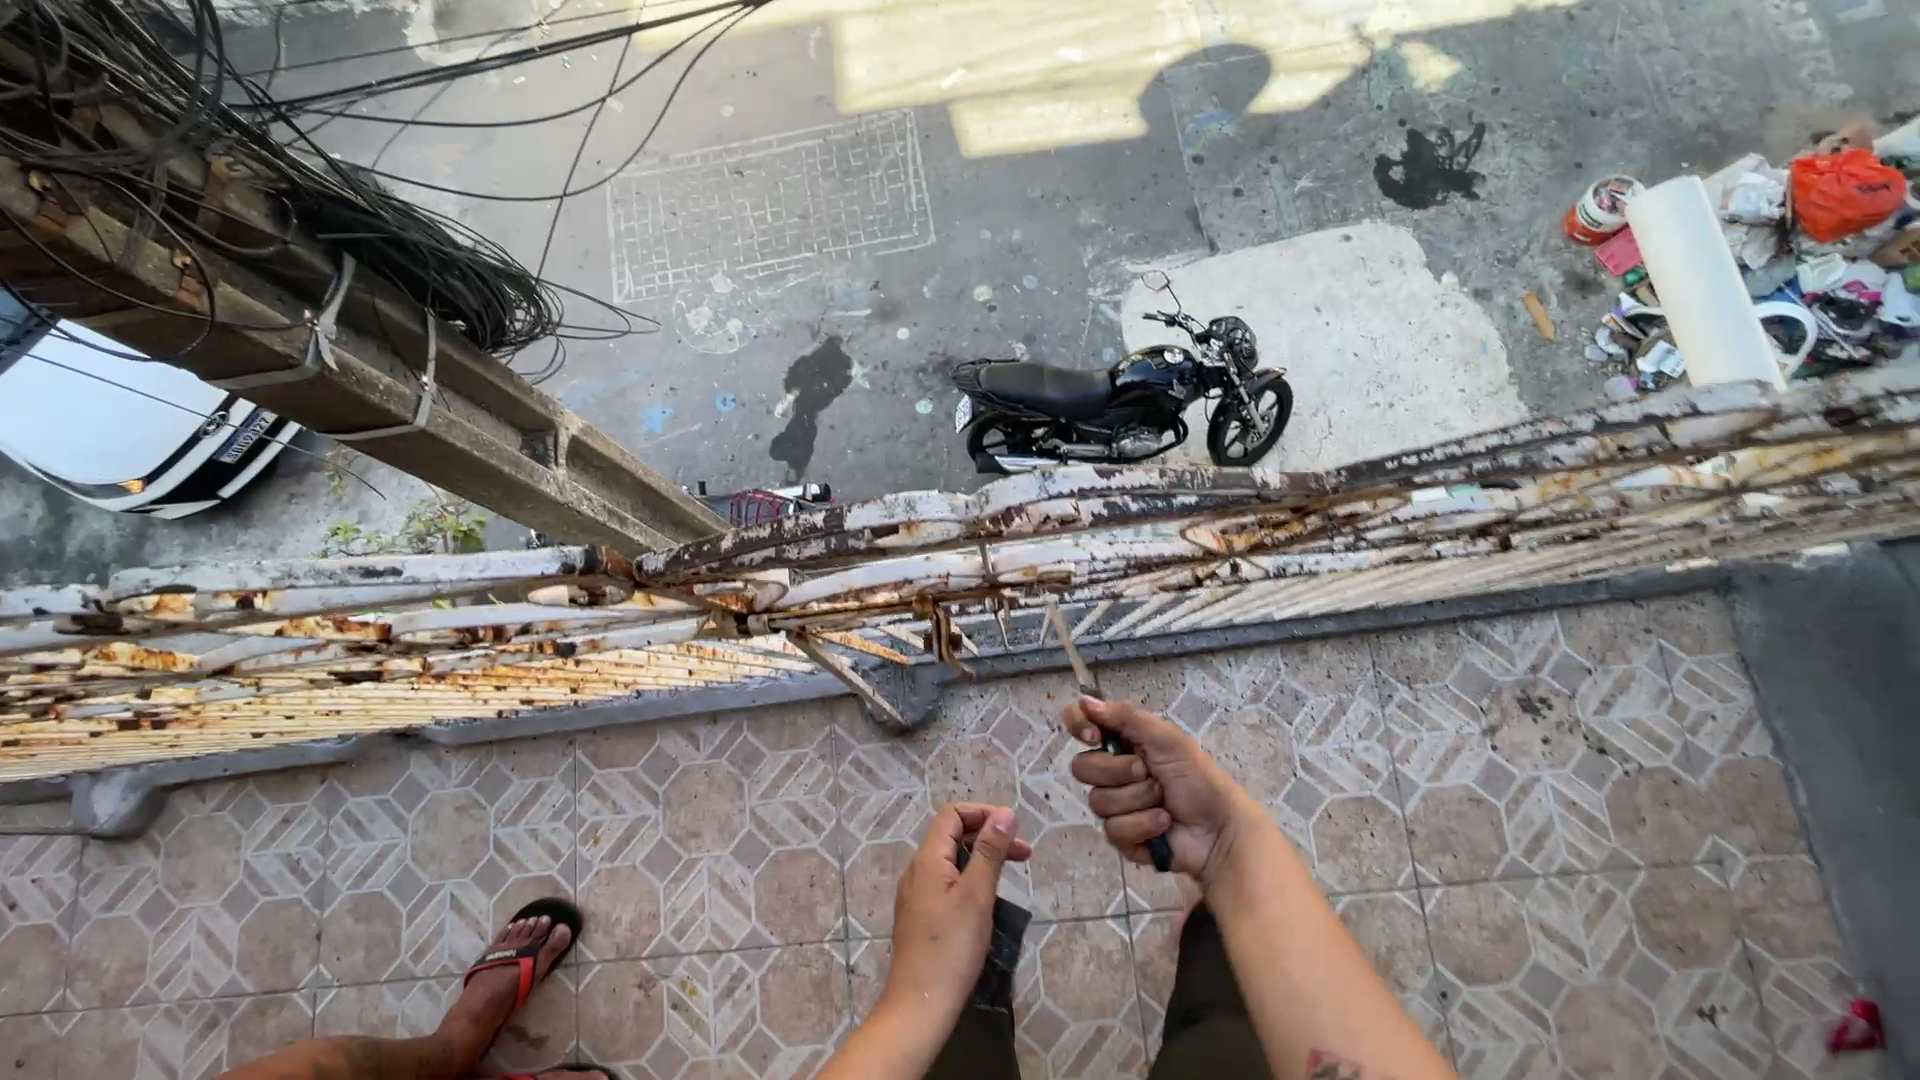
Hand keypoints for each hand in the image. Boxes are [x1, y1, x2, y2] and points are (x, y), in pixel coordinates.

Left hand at [877, 802, 1033, 1030]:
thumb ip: (990, 851)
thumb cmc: (951, 948)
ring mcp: (917, 894)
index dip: (983, 813)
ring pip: (951, 859)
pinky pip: (947, 881)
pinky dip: (971, 877)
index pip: (952, 814)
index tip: (1014, 829)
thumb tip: (1005, 813)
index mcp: (927, 859)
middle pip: (952, 834)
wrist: (920, 1006)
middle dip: (988, 835)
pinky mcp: (921, 915)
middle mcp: (918, 870)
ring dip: (982, 857)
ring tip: (1013, 872)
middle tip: (1025, 853)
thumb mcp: (977, 895)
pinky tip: (989, 898)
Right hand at [1064, 696, 1258, 886]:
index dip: (1078, 727)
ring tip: (1164, 802)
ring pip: (1098, 801)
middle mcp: (1114, 771)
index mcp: (1123, 742)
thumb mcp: (1167, 739)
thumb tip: (1084, 700)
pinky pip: (1113, 830)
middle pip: (1083, 768)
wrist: (1220, 828)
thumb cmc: (1198, 778)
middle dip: (1118, 771)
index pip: (1080, 725)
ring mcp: (1116, 805)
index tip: (1094, 736)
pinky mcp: (1123, 836)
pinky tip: (1163, 824)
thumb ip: (1125, 718)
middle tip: (1148, 772)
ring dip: (1137, 800)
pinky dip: (1142, 825)